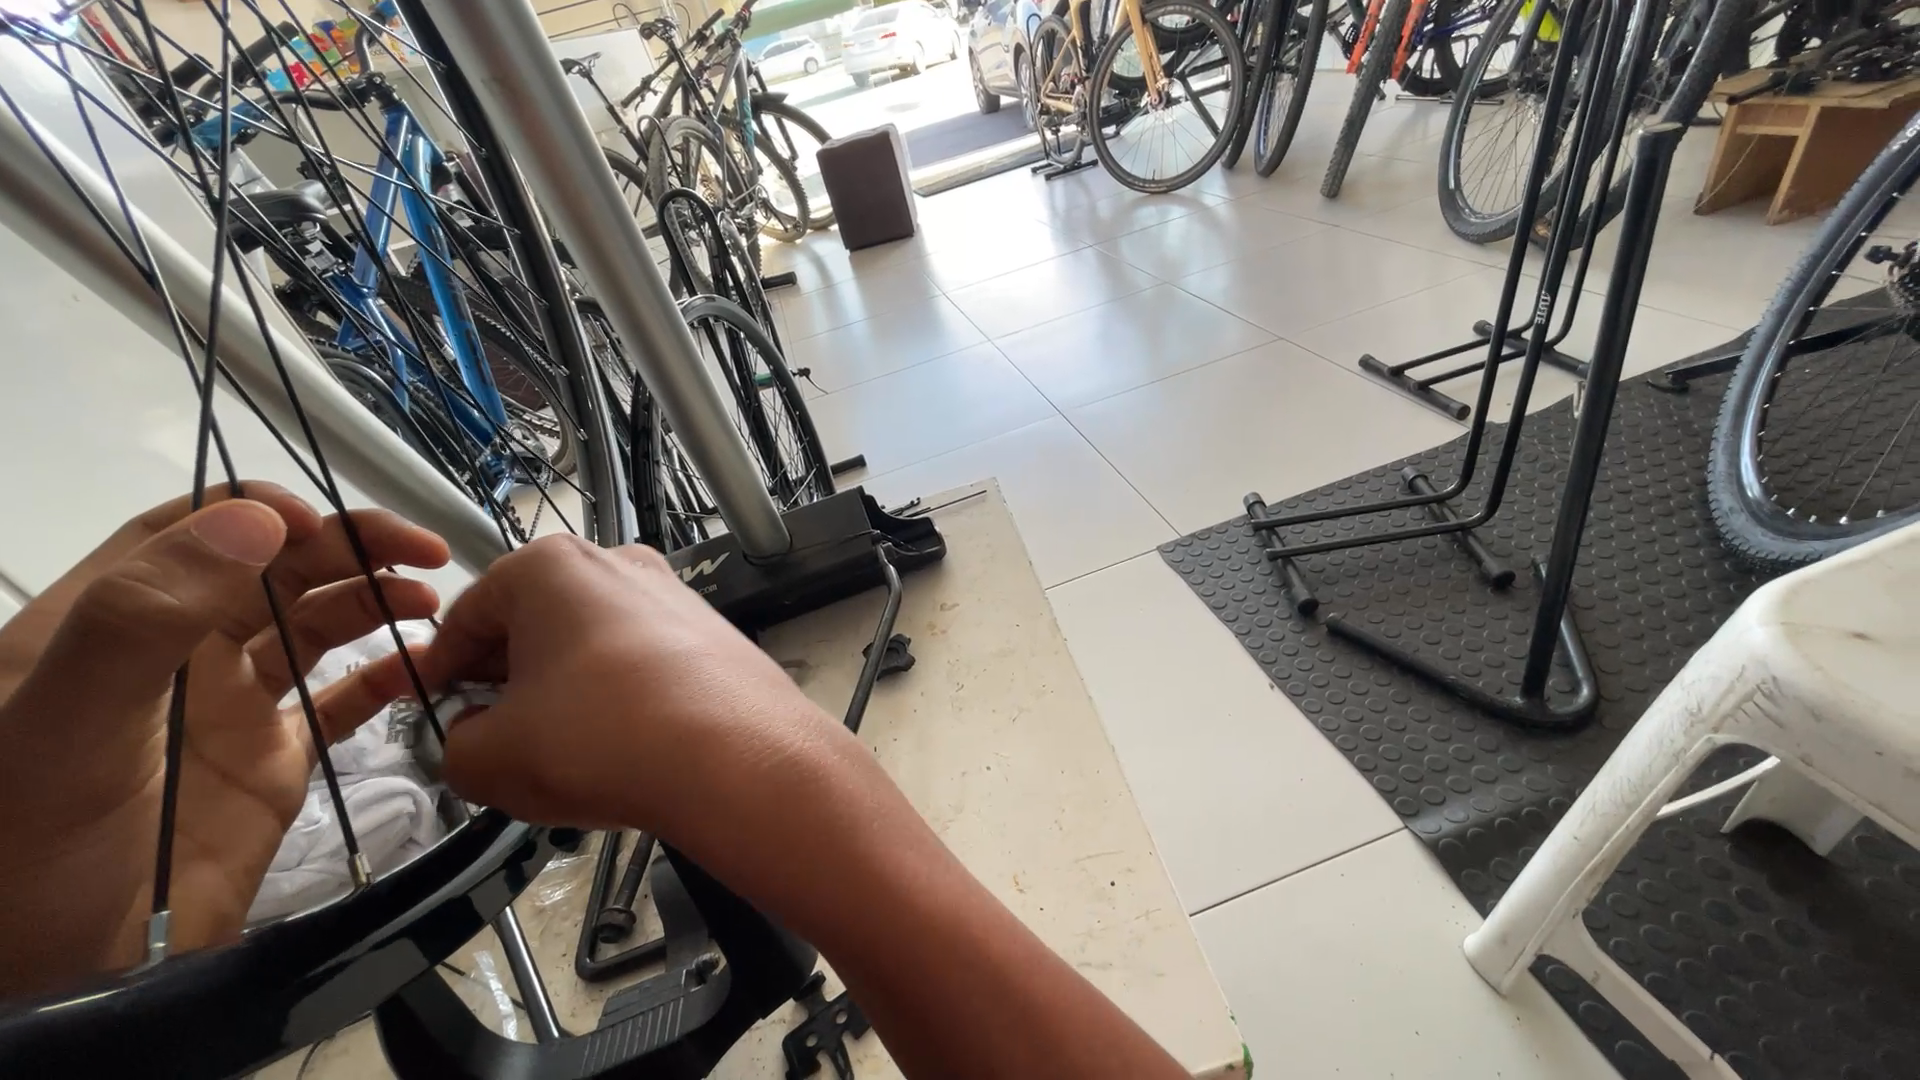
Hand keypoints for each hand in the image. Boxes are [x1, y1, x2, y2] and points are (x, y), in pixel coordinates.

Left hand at [0, 483, 447, 998]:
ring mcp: (232, 705)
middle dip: (355, 549)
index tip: (332, 525)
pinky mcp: (277, 756)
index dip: (265, 512)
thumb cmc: (38, 849)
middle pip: (277, 569)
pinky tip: (427, 669)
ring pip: (319, 624)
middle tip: (428, 553)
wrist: (68, 980)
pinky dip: (390, 676)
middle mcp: (179, 653)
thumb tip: (262, 519)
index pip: (190, 530)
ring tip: (436, 606)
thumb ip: (146, 618)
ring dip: (380, 602)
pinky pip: (345, 699)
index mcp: (114, 624)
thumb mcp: (67, 727)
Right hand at [415, 535, 851, 852]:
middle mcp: (619, 562)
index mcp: (551, 566)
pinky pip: (646, 656)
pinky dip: (623, 688)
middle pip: (537, 620)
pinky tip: (625, 738)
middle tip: (495, 730)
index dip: (441, 667)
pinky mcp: (715, 630)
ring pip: (595, 639)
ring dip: (568, 683)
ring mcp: (675, 593)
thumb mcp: (489, 758)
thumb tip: (475, 735)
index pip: (469, 613)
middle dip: (508, 673)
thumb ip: (455, 744)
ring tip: (563, 743)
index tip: (437, 707)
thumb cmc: (599, 738)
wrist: (738, 754)